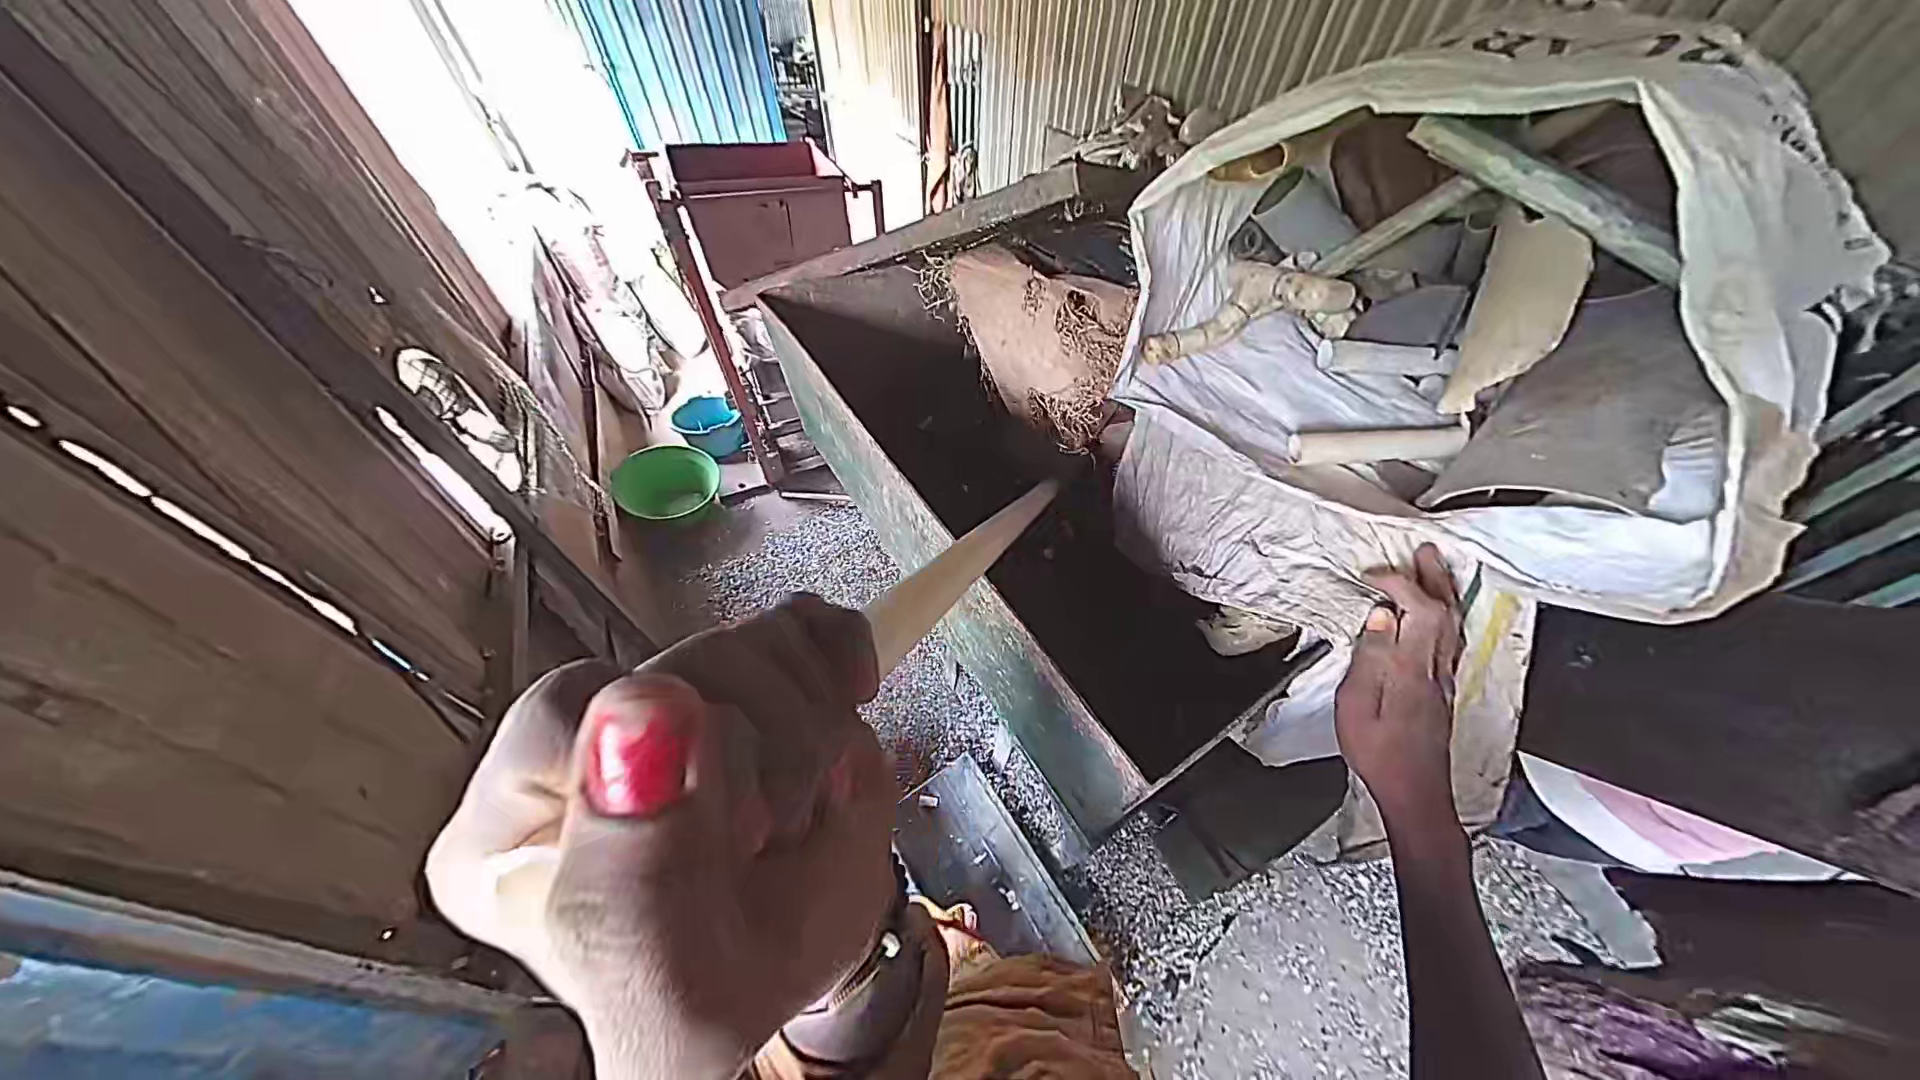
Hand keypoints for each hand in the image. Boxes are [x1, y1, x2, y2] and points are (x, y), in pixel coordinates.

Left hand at [426, 595, 897, 1079]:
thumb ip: (634, 875)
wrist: (796, 959)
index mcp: (522, 819)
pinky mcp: (762, 667)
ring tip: (813, 799)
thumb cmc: (719, 996)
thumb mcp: (673, 1002)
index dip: (665, 763)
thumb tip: (643, 704)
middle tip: (781, 831)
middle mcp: (594, 738)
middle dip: (765, 756)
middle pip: (682, 667)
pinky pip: (804, 618)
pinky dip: (842, 654)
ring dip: (816, 726)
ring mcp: (687, 688)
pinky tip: (852, 697)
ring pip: (754, 639)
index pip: (564, 714)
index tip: (739, 830)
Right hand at [1334, 544, 1462, 828]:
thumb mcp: (1356, 705)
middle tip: (1423, 551)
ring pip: (1452, 625)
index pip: (1419, 612)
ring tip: (1431, 569)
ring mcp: (1442, 680)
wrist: (1414, 791)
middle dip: (1433, 578)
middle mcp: (1436, 671)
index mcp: (1412, 671)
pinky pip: (1449, 640)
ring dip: (1442, 592)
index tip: (1374, 576)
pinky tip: (1434, 613)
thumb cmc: (1378, 752)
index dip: (1400, 585)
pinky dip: (1442, 614)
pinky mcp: (1441, 690)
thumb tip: (1379, 619)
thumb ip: (1370, 659)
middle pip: (1445, 613)